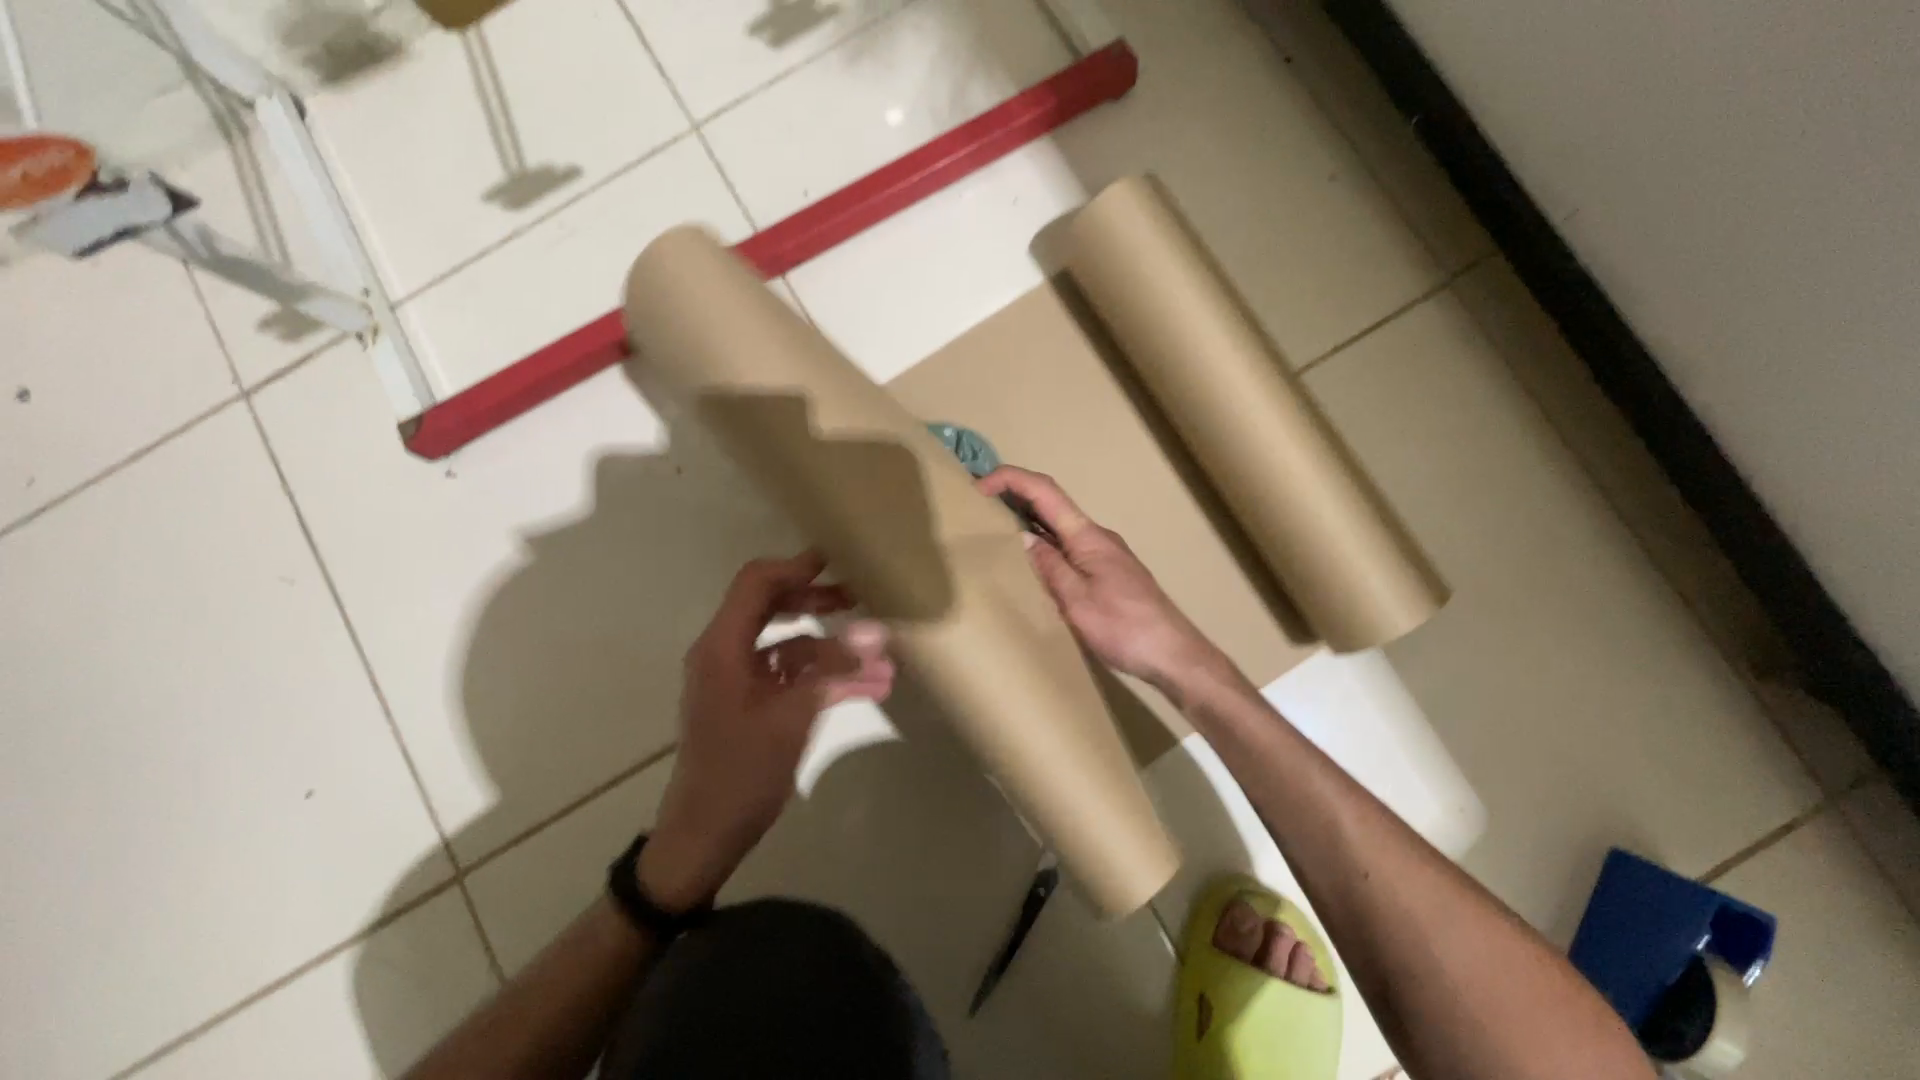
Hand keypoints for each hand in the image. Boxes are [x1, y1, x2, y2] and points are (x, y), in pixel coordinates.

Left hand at [639, 552, 893, 912]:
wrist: (705, 835)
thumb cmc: (741, 772)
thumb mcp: (792, 718)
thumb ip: (834, 672)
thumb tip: (878, 634)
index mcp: (722, 647)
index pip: (756, 584)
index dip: (795, 567)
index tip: (838, 559)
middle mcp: (726, 654)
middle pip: (771, 608)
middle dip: (817, 601)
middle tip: (860, 596)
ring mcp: (738, 681)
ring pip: (788, 645)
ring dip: (832, 648)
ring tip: (880, 656)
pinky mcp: (750, 704)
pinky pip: (789, 676)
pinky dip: (824, 677)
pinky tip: (867, 686)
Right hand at [979, 466, 1228, 692]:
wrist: (1173, 654)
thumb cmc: (1124, 627)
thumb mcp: (1076, 601)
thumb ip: (1048, 567)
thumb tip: (1022, 537)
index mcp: (1087, 536)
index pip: (1045, 492)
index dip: (1010, 479)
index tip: (977, 487)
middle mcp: (1096, 537)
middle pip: (1051, 505)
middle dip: (1014, 498)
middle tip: (976, 508)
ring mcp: (1104, 555)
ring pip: (1059, 529)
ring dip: (1027, 524)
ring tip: (993, 534)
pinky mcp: (1107, 574)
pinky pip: (1068, 550)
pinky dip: (1043, 548)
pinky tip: (1029, 566)